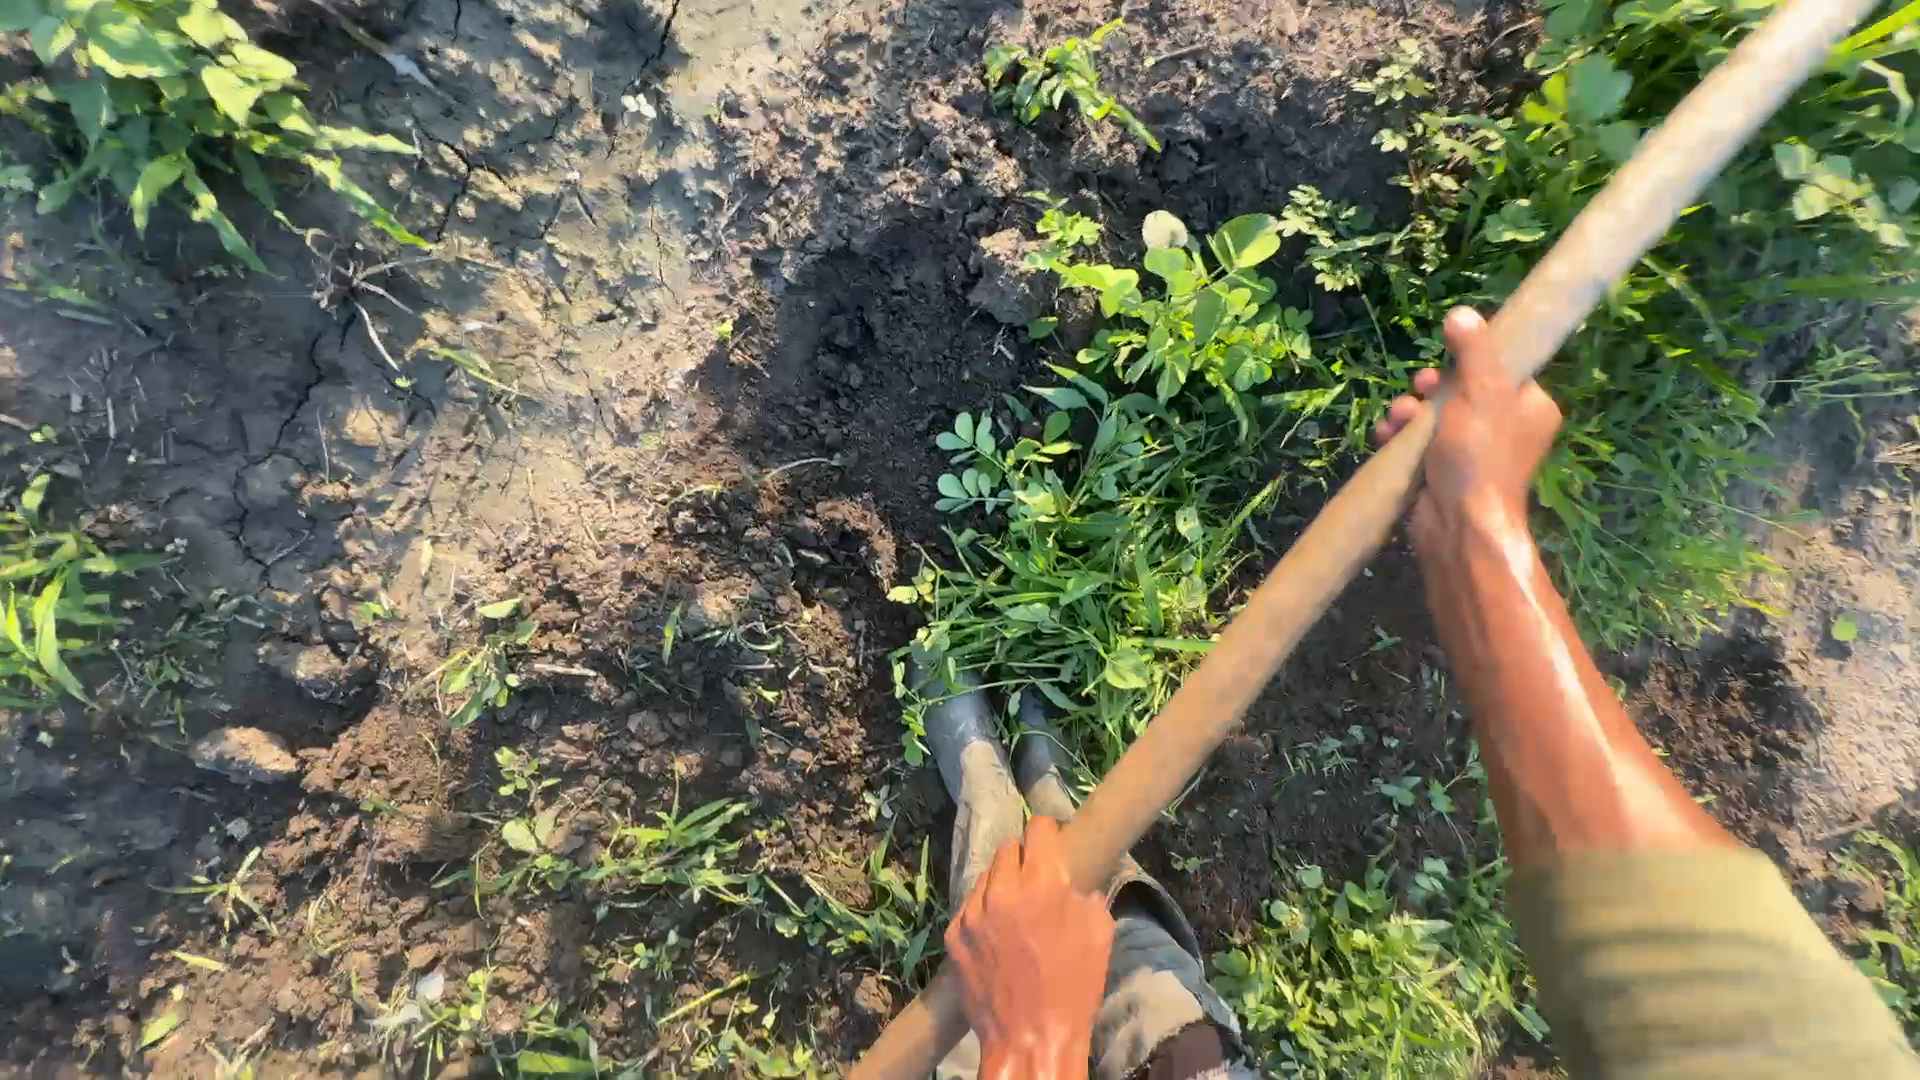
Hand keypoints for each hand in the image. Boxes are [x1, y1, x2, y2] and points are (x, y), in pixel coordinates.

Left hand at [945, 816, 1112, 1079]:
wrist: (1031, 1042)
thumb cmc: (1073, 989)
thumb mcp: (1099, 933)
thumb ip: (1085, 891)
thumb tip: (1075, 872)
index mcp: (1041, 884)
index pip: (1038, 828)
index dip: (1049, 832)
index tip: (1053, 841)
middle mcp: (1002, 889)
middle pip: (1008, 848)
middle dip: (1023, 858)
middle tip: (1035, 880)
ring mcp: (973, 912)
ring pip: (986, 875)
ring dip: (1001, 884)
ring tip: (1014, 911)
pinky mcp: (953, 934)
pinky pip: (969, 906)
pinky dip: (983, 912)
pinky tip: (996, 935)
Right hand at [1372, 306, 1561, 553]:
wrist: (1458, 522)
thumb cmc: (1480, 453)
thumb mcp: (1482, 392)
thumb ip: (1473, 352)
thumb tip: (1461, 313)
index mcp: (1529, 408)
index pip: (1499, 371)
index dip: (1467, 362)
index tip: (1444, 363)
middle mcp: (1503, 429)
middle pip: (1459, 392)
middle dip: (1429, 390)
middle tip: (1417, 390)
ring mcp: (1469, 453)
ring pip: (1432, 418)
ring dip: (1407, 413)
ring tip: (1396, 419)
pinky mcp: (1439, 472)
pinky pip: (1415, 444)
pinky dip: (1398, 438)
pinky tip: (1385, 437)